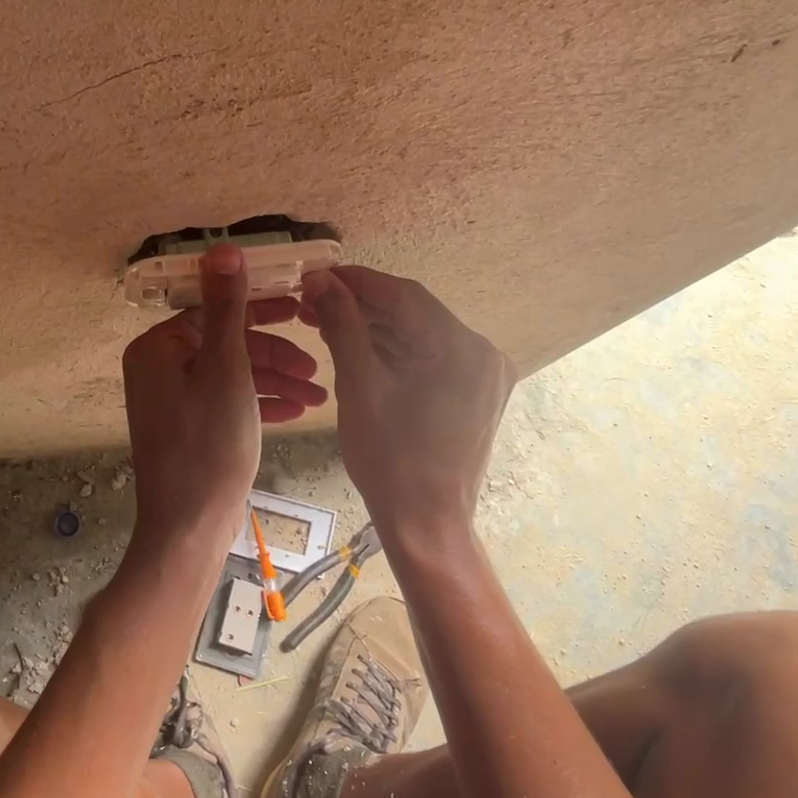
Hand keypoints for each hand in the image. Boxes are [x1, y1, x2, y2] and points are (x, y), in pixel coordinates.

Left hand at [122, 244, 328, 547]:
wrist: (189, 527)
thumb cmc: (208, 446)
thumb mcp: (225, 370)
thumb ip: (227, 308)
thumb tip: (223, 249)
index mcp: (158, 347)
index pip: (216, 311)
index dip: (263, 310)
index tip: (305, 312)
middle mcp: (158, 368)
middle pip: (227, 343)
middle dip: (276, 354)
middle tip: (316, 367)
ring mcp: (172, 400)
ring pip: (232, 374)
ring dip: (275, 380)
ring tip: (319, 395)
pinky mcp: (188, 427)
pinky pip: (227, 401)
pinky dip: (259, 403)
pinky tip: (297, 411)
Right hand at [300, 266, 514, 537]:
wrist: (426, 521)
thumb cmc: (387, 457)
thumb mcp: (358, 384)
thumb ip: (342, 324)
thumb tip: (319, 279)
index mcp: (458, 346)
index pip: (401, 293)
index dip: (355, 281)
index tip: (314, 276)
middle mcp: (482, 351)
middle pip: (413, 312)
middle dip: (362, 306)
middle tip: (312, 305)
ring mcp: (485, 373)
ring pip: (422, 333)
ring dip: (377, 328)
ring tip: (328, 326)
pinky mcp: (479, 392)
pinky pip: (432, 356)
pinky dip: (397, 350)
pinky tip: (362, 351)